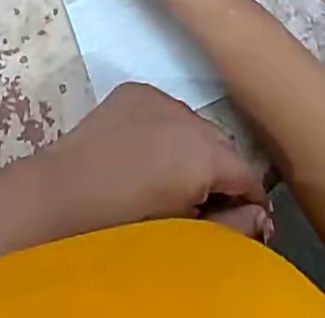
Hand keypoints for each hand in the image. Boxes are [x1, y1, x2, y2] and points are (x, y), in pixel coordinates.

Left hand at [44, 83, 270, 239]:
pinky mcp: (134, 91)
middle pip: (223, 144)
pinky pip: (165, 109)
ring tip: (174, 178)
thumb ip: (231, 226)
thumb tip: (261, 219)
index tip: (244, 222)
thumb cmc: (125, 224)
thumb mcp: (184, 233)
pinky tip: (148, 152)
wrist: (63, 193)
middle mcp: (188, 116)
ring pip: (194, 124)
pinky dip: (166, 128)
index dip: (252, 202)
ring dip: (194, 147)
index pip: (249, 173)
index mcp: (205, 153)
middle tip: (206, 205)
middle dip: (223, 172)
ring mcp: (158, 97)